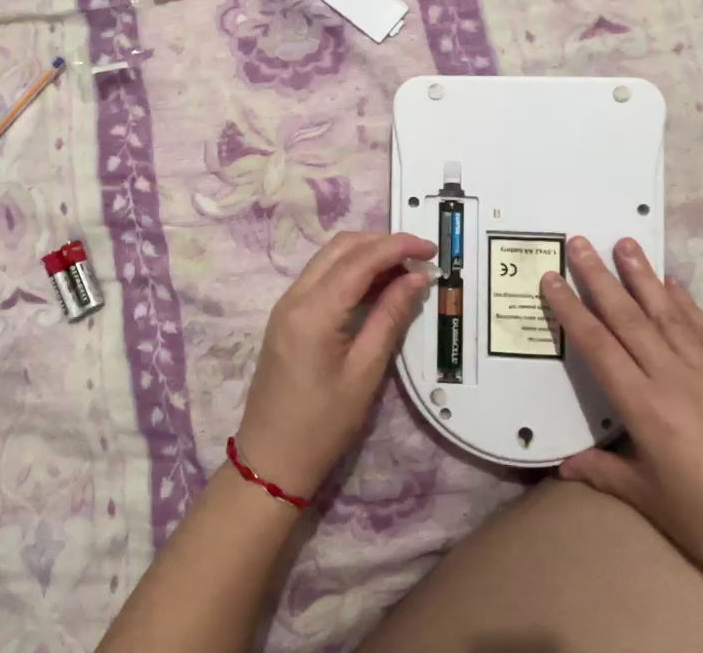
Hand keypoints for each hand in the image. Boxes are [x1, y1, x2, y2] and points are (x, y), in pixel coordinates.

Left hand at [234, 231, 435, 497]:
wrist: (272, 459)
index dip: (397, 246)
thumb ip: (390, 318)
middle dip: (382, 243)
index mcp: (313, 311)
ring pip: (328, 258)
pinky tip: (376, 286)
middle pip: (341, 247)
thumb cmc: (323, 424)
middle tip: (419, 258)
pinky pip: (320, 276)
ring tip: (404, 270)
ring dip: (366, 254)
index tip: (431, 248)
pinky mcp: (286, 316)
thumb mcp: (365, 373)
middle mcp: (294, 296)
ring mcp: (286, 304)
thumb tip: (416, 278)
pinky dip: (350, 271)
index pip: (360, 259)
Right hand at [539, 237, 702, 599]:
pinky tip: (674, 284)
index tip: (551, 278)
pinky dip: (687, 304)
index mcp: (645, 408)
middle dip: (600, 278)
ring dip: (644, 276)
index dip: (571, 310)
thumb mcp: (650, 500)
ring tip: (625, 243)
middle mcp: (675, 379)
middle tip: (579, 241)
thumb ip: (605, 472)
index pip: (598, 346)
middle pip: (629, 318)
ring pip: (669, 314)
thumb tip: (563, 464)